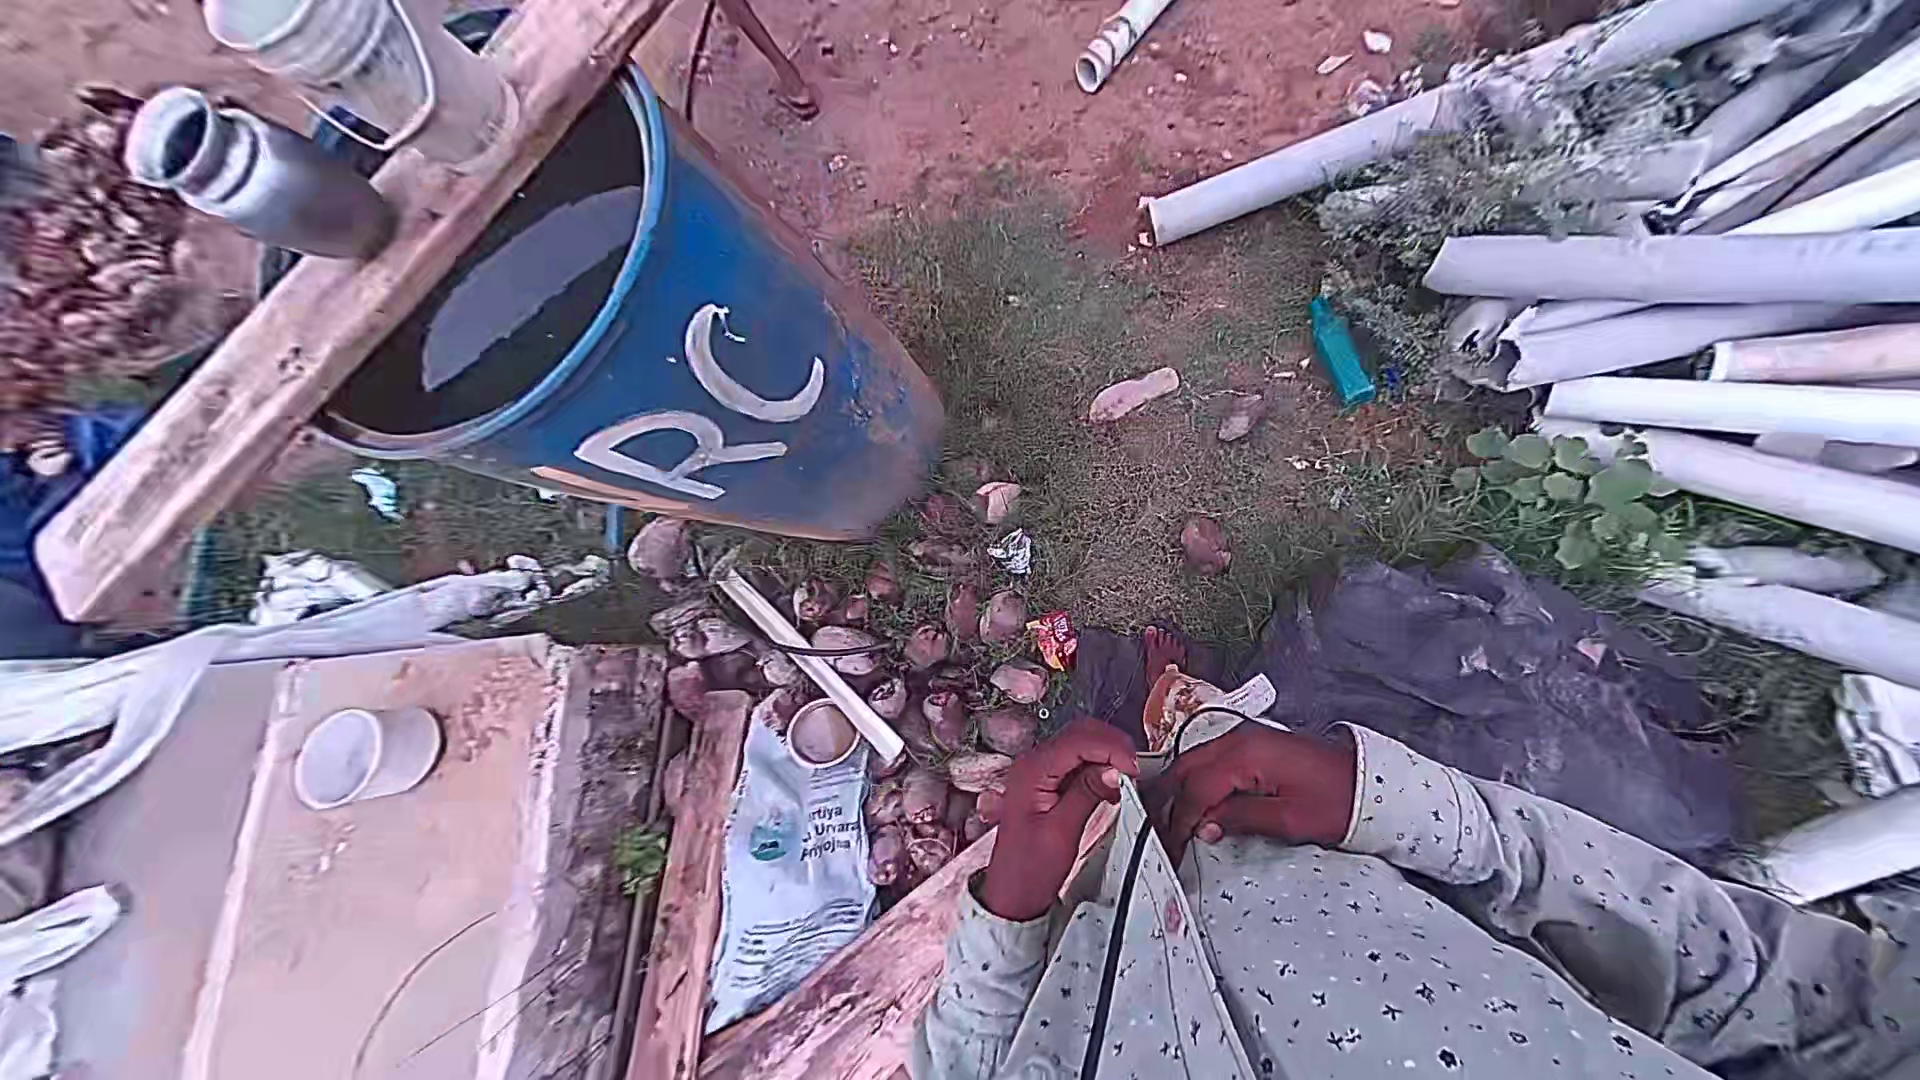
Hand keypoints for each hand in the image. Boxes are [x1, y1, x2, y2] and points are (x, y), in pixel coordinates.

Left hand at [977, 716, 1138, 921]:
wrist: (1012, 892)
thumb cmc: (1030, 867)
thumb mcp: (1062, 831)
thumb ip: (1087, 793)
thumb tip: (1114, 768)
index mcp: (1032, 770)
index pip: (1077, 741)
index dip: (1110, 748)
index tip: (1134, 767)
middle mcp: (1034, 762)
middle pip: (1079, 734)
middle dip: (1111, 745)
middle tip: (1135, 769)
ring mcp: (1040, 770)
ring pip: (1080, 743)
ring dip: (1107, 753)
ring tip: (1128, 777)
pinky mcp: (1048, 781)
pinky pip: (1078, 761)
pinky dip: (1099, 766)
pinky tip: (1112, 785)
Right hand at [1146, 725, 1356, 864]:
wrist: (1370, 779)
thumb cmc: (1336, 801)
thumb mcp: (1290, 818)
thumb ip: (1240, 818)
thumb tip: (1202, 826)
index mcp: (1243, 754)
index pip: (1196, 788)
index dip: (1181, 819)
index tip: (1171, 846)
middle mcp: (1234, 739)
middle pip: (1184, 768)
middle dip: (1169, 801)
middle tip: (1157, 832)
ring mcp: (1240, 738)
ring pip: (1192, 762)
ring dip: (1178, 790)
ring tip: (1169, 820)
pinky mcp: (1248, 744)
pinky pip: (1207, 760)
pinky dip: (1193, 781)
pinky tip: (1191, 801)